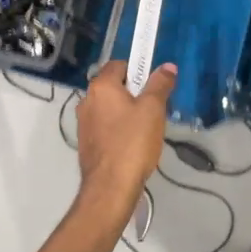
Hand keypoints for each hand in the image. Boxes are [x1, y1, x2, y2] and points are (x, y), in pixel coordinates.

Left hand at [74, 61, 176, 214]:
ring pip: (109, 107)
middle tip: (153, 109)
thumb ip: (160, 84)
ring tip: (145, 129)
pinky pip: (105, 126)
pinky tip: (132, 145)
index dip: (138, 70)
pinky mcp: (85, 142)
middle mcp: (87, 100)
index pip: (119, 65)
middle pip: (114, 86)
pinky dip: (118, 129)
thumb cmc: (133, 142)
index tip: (154, 86)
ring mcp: (83, 122)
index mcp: (101, 86)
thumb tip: (167, 66)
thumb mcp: (153, 109)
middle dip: (134, 93)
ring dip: (126, 112)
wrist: (111, 186)